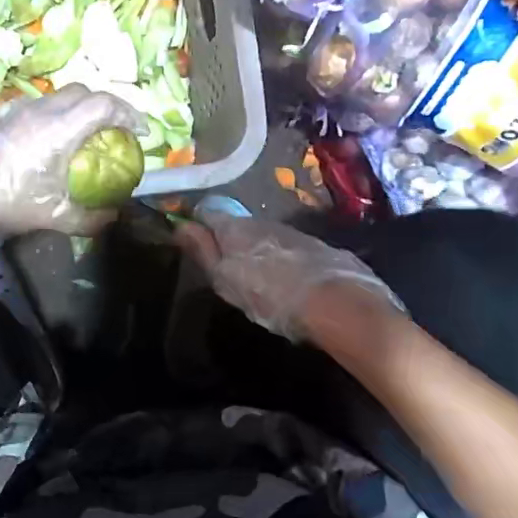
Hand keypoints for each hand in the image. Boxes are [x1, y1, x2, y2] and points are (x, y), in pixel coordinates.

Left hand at [0, 85, 145, 239]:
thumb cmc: (7, 202)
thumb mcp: (53, 216)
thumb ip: (88, 217)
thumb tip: (110, 216)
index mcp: (61, 129)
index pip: (104, 105)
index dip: (128, 113)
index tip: (140, 131)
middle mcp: (43, 111)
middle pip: (83, 92)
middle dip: (105, 106)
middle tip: (114, 129)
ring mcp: (19, 111)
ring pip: (58, 97)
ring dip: (77, 109)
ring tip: (84, 135)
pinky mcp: (2, 117)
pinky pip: (38, 107)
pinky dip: (54, 116)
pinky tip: (48, 142)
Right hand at [175, 207, 403, 341]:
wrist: (337, 303)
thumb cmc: (269, 294)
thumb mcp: (225, 280)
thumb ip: (203, 252)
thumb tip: (180, 226)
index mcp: (236, 229)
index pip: (209, 214)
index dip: (199, 224)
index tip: (194, 239)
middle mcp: (264, 223)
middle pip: (240, 226)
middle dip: (232, 241)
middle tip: (228, 266)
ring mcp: (295, 234)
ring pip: (268, 237)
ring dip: (260, 251)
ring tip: (259, 277)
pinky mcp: (320, 249)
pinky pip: (292, 251)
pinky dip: (285, 261)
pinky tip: (289, 281)